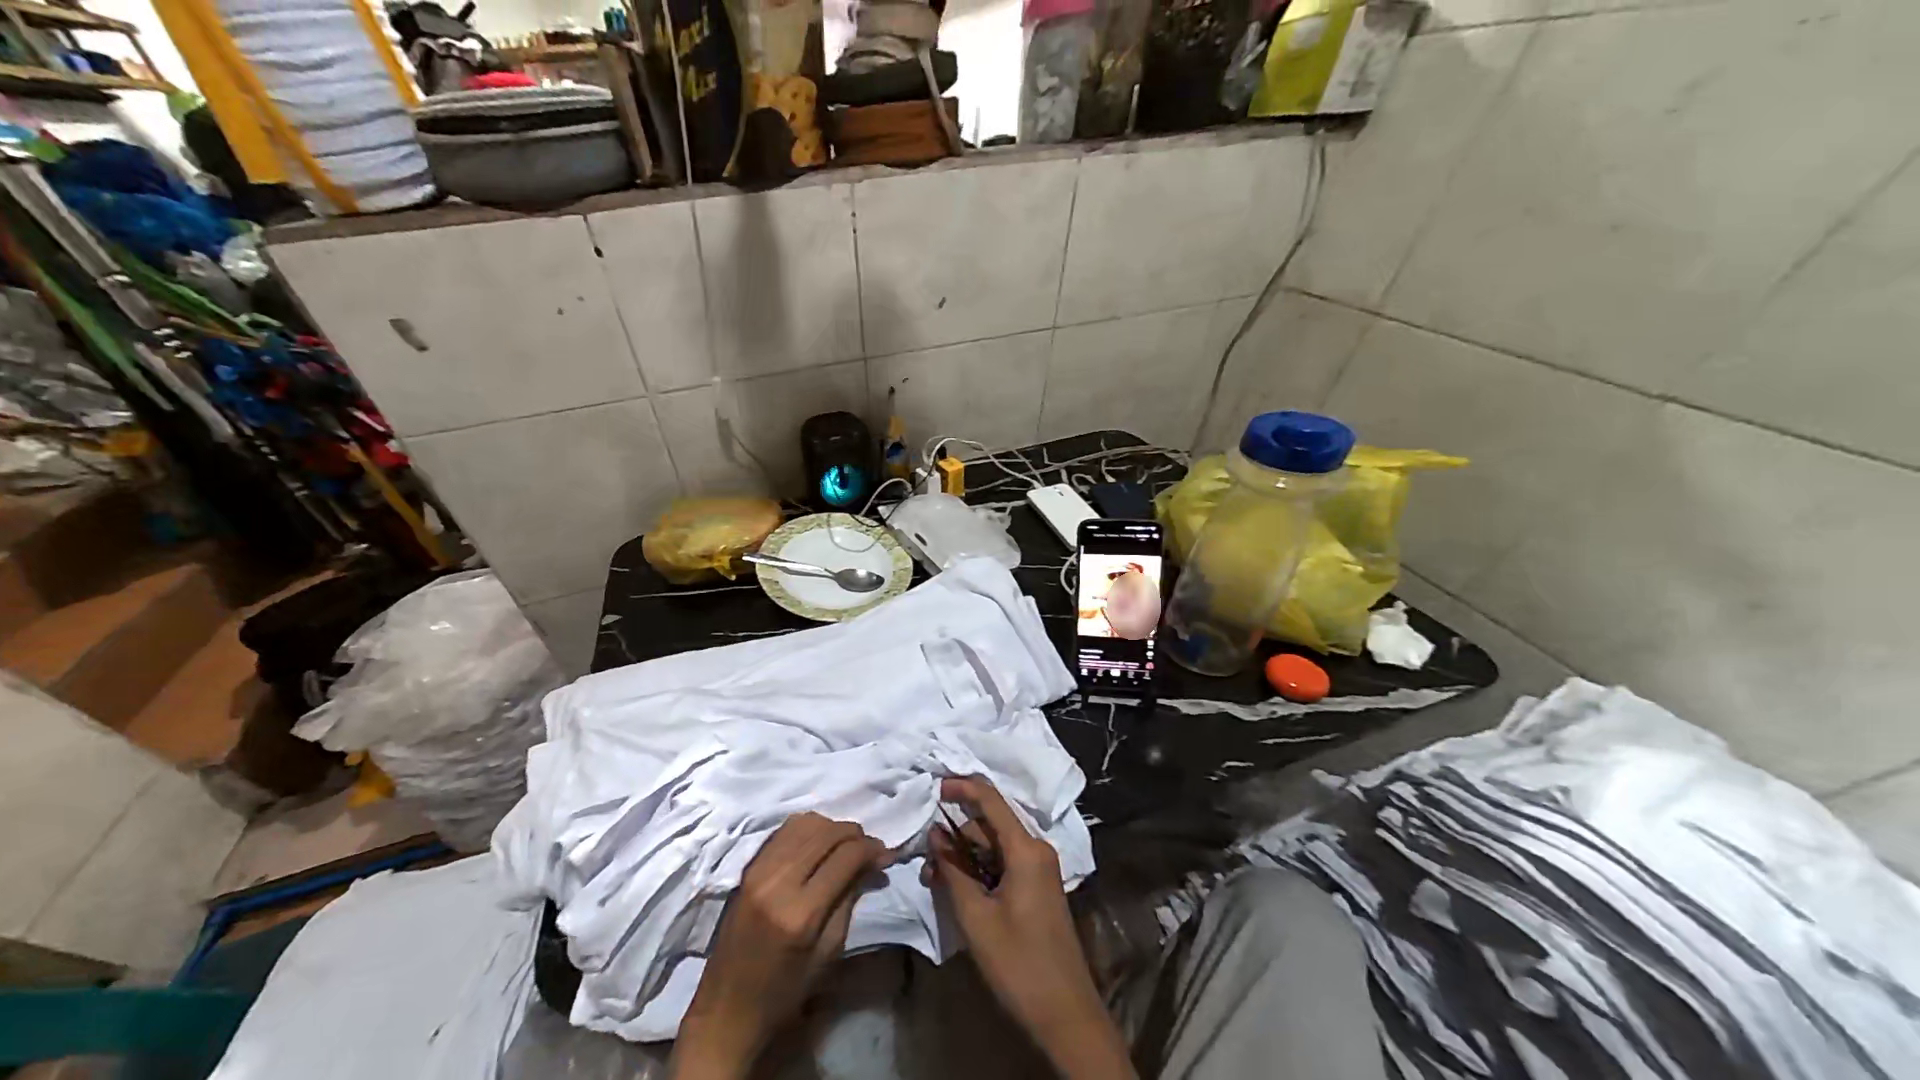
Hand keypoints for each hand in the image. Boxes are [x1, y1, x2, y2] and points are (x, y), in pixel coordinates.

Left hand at [671, 813, 885, 1079]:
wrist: (726, 1008)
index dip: (872, 849)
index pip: (846, 856)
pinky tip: (819, 844)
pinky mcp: (747, 868)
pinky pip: (784, 830)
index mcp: (800, 912)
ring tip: (846, 845)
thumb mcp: (828, 953)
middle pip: (827, 833)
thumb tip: (872, 863)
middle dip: (856, 834)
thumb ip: (849, 899)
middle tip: (871, 849)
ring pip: (805, 823)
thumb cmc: (784, 993)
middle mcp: (777, 882)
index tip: (887, 854)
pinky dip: (808, 829)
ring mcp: (757, 871)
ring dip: (832, 828)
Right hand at [925, 777, 1136, 1079]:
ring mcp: (1039, 870)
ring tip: (935, 880)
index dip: (962, 788)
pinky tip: (956, 889)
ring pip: (994, 847)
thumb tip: (935, 834)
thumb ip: (953, 870)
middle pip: (990, 825)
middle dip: (956, 835)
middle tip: (926, 862)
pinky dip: (979, 871)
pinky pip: (1003, 865)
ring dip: (964, 856)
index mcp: (1026, 849)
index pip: (991, 800)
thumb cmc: (1018, 962)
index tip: (933, 788)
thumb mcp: (976, 916)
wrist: (1065, 1014)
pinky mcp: (1036, 889)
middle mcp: (1036, 850)